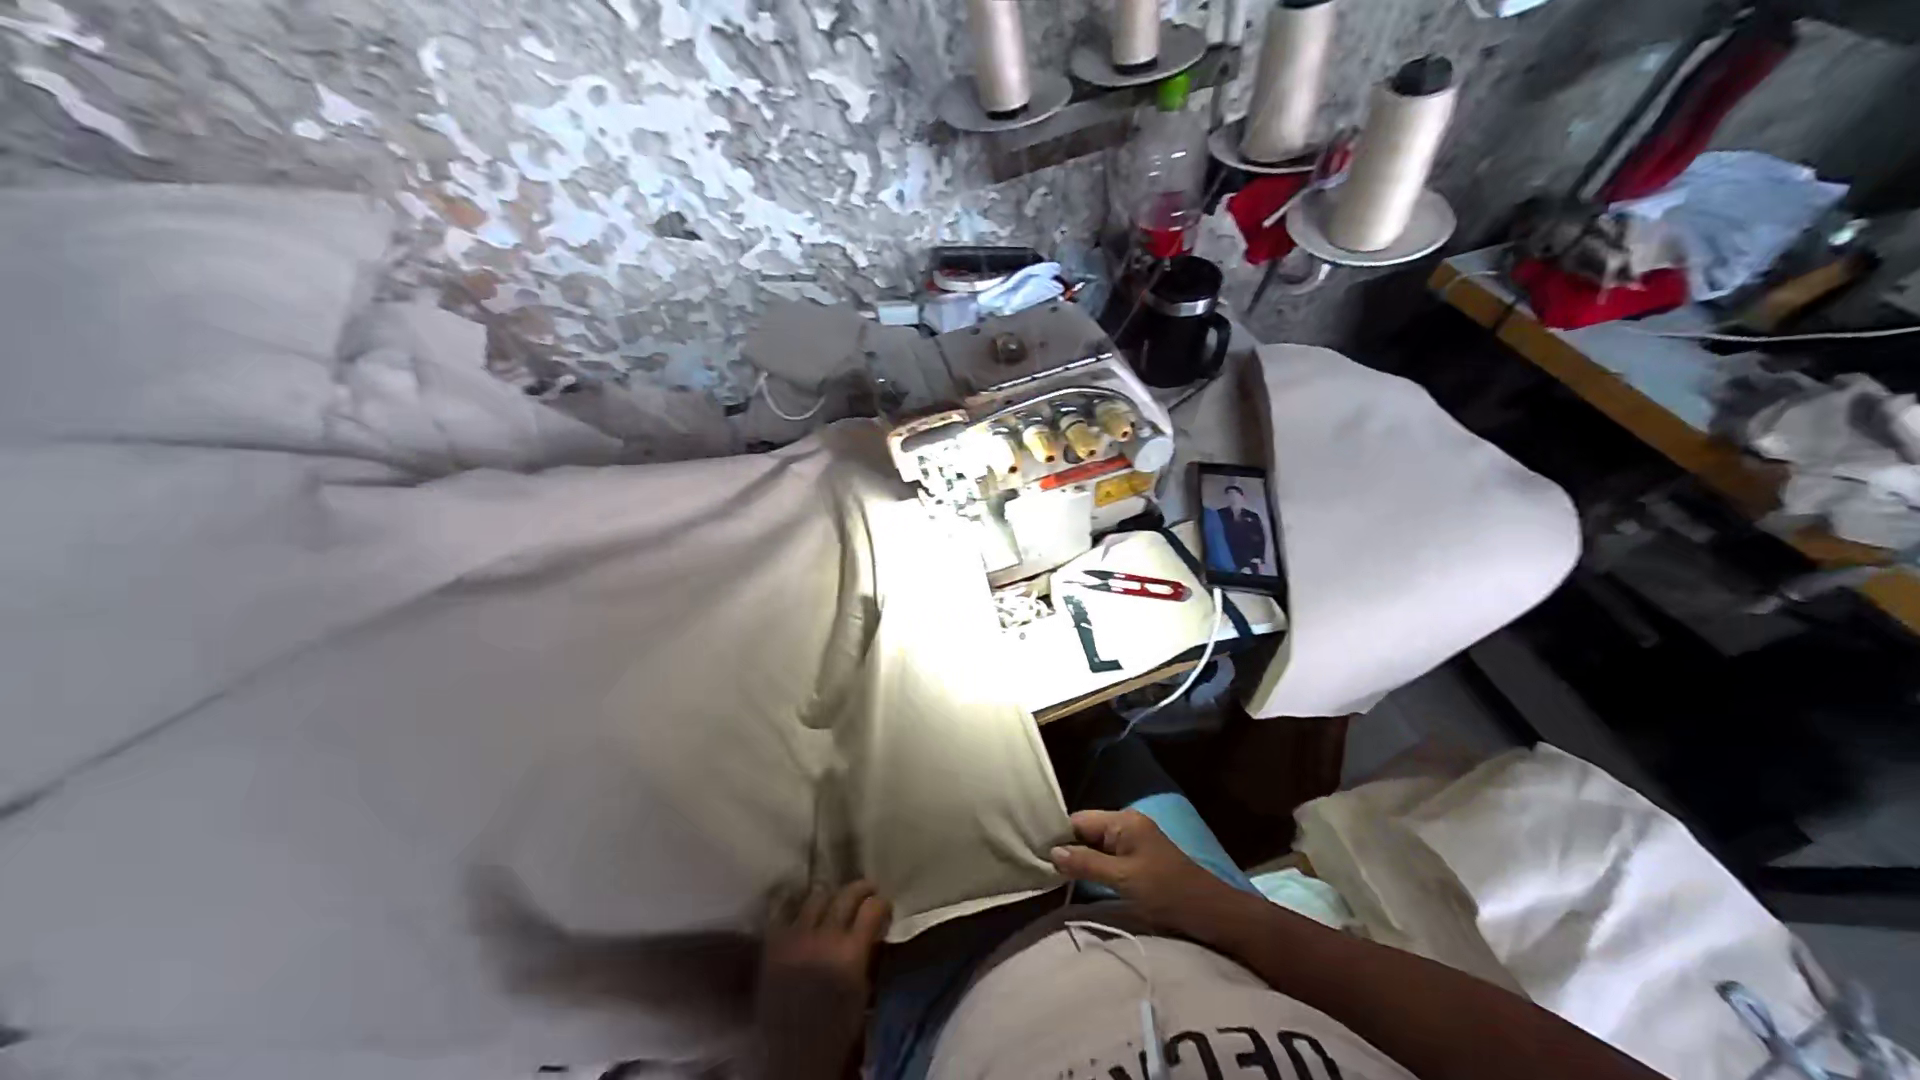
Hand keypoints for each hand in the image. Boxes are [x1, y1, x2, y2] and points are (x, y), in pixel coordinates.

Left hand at [754, 881, 891, 1079]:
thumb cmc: (836, 1033)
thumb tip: (875, 928)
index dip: (882, 903)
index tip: (885, 907)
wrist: (791, 1060)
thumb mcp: (863, 993)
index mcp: (851, 955)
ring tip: (834, 902)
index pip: (872, 908)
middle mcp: (823, 938)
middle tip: (867, 892)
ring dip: (830, 896)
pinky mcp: (771, 945)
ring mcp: (794, 938)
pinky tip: (802, 907)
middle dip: (861, 889)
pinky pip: (782, 910)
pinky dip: (794, 904)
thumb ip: (868, 955)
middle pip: (846, 895)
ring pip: (815, 896)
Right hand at [1049, 809, 1248, 936]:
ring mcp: (1133, 843)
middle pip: (1085, 831)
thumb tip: (1051, 852)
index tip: (1034, 852)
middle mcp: (1127, 825)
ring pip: (1094, 846)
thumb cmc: (1168, 892)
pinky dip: (1091, 867)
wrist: (1211, 915)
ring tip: (1051, 874)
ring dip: (1078, 859)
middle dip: (1066, 848)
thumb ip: (1087, 864)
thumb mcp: (1124, 879)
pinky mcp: (1137, 861)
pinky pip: (1106, 858)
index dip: (1057, 835)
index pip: (1079, 820)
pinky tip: (1076, 879)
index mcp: (1124, 821)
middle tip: (1039, 867)